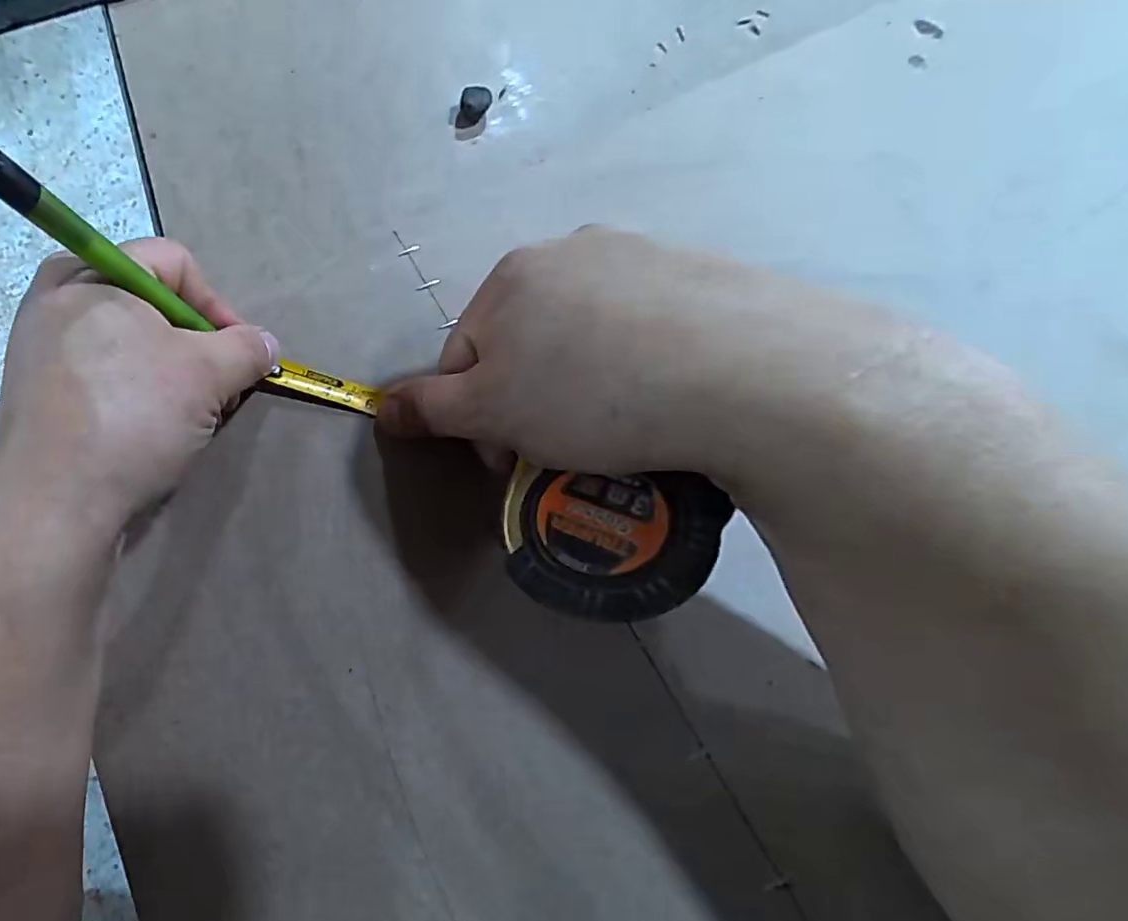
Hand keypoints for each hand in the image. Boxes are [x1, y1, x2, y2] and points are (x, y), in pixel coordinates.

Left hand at [0, 238, 278, 547]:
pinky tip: (149, 435)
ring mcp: (40, 353)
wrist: (57, 503)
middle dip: (194, 347)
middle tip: (217, 388)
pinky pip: (101, 382)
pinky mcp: (39, 400)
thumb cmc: (132, 420)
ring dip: (169, 378)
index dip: (219, 307)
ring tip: (188, 418)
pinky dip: (134, 399)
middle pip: (150, 307)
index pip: (175, 265)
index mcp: (89, 274)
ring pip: (127, 349)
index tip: (242, 355)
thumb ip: (245, 349)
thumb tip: (265, 344)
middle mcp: (55, 302)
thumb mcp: (206, 377)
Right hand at [375, 226, 918, 489]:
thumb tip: (381, 408)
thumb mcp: (491, 413)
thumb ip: (429, 409)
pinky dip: (628, 368)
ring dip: (572, 387)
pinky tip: (654, 399)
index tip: (505, 461)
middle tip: (554, 449)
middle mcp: (568, 252)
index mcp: (510, 279)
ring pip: (576, 339)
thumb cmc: (590, 396)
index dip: (472, 419)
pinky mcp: (696, 275)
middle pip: (518, 345)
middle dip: (522, 402)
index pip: (461, 357)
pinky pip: (635, 331)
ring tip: (609, 430)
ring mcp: (637, 256)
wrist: (746, 373)